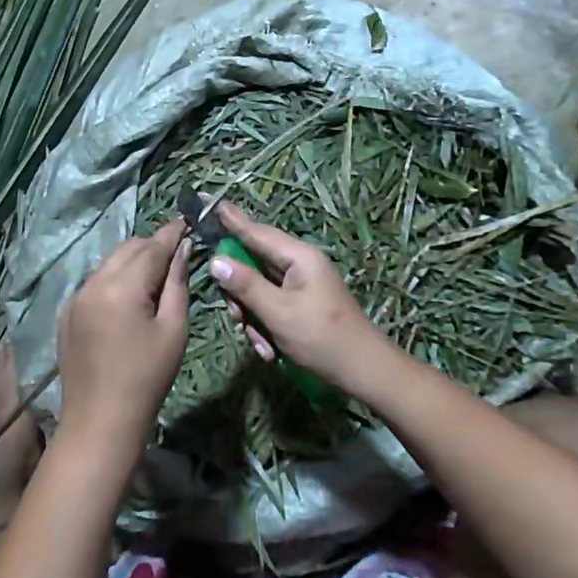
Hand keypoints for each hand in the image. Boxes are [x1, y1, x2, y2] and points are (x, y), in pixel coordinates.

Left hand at [56, 220, 190, 452]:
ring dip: (132, 260)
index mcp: (122, 286)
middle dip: (152, 245)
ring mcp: (76, 298)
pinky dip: (114, 278)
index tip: (188, 221)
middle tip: (177, 252)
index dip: (172, 233)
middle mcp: (94, 282)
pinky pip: (95, 282)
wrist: (100, 421)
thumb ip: (177, 284)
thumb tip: (182, 251)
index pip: (152, 247)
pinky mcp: (67, 313)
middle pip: (127, 248)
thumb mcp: (173, 330)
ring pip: (109, 263)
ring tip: (155, 274)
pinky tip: (129, 296)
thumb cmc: (147, 378)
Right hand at [207, 204, 400, 389]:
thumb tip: (216, 261)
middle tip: (236, 316)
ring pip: (257, 292)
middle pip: (252, 265)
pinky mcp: (300, 306)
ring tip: (261, 344)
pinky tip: (270, 350)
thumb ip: (246, 285)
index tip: (214, 205)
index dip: (233, 220)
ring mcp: (300, 287)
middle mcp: (299, 266)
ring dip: (253, 318)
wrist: (363, 373)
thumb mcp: (278, 312)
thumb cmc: (322, 338)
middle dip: (240, 295)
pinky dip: (265, 329)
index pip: (257, 232)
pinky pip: (270, 309)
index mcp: (299, 257)